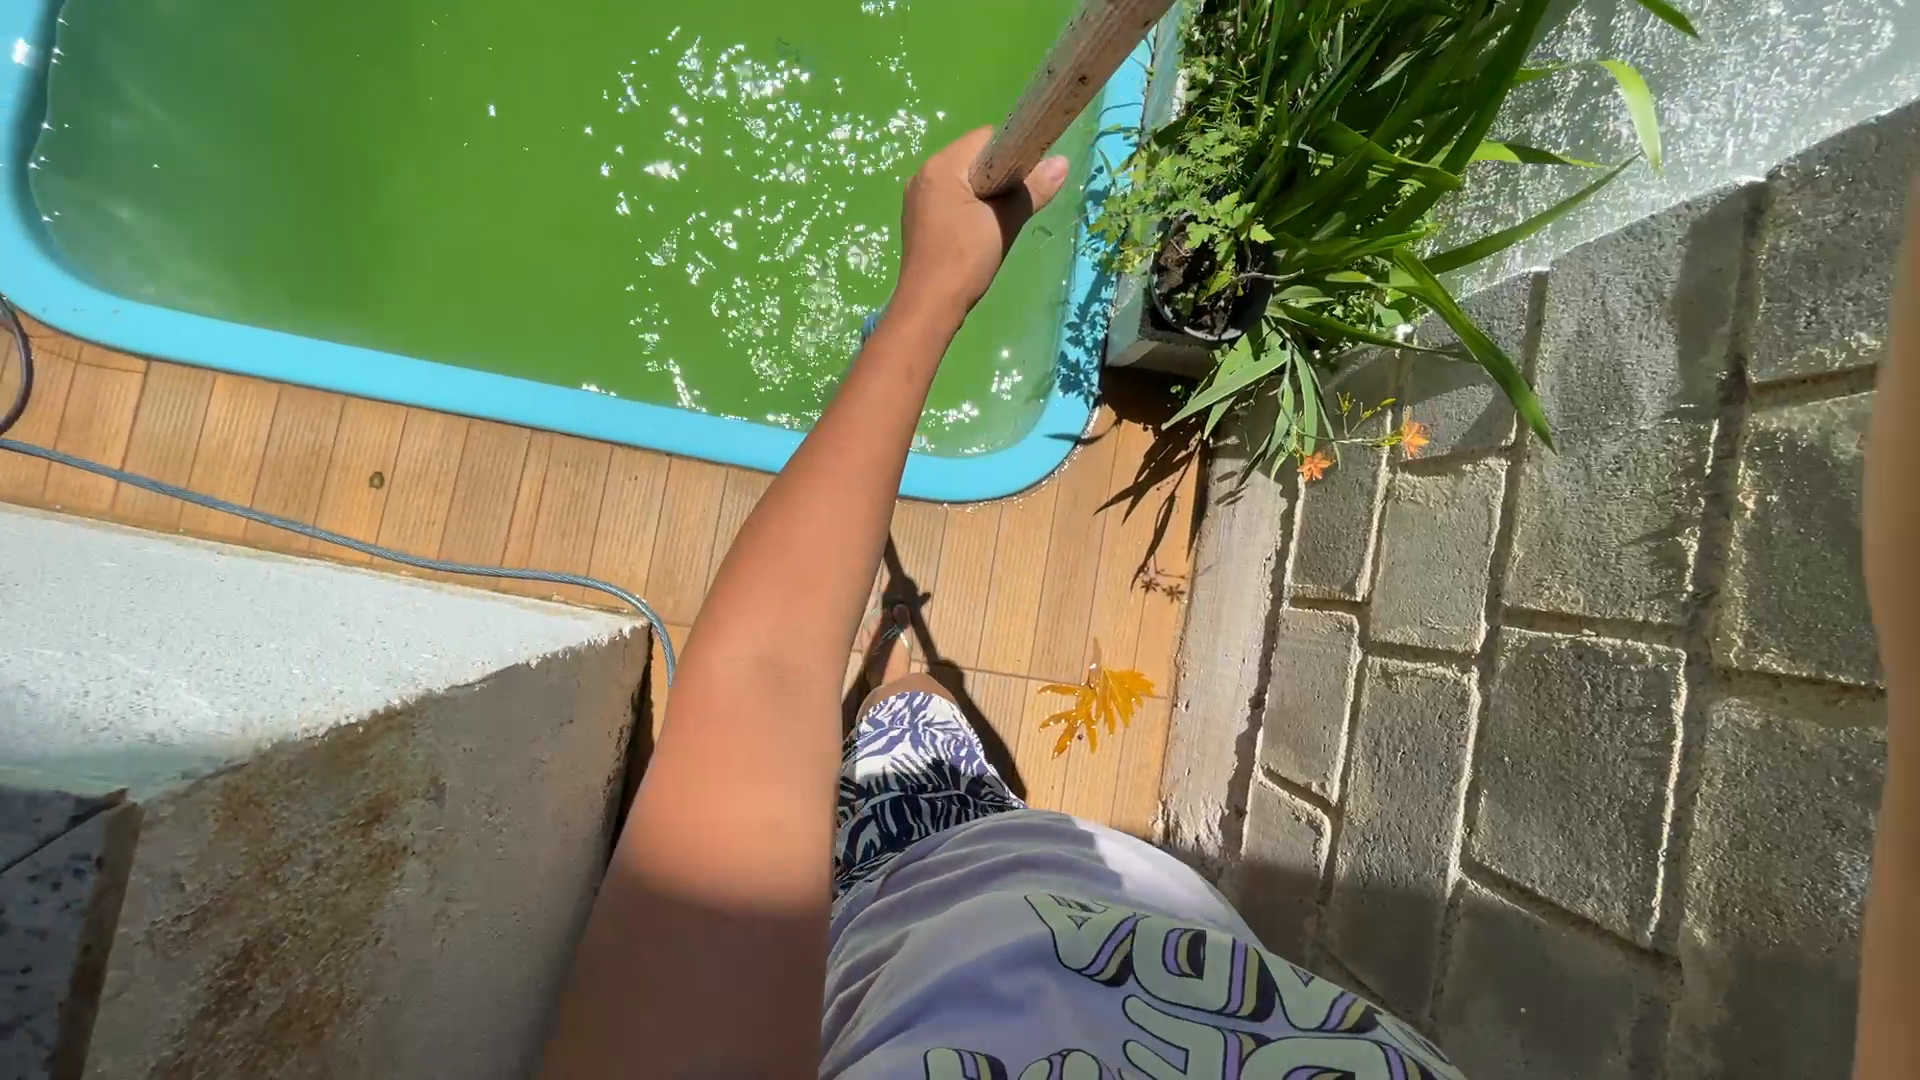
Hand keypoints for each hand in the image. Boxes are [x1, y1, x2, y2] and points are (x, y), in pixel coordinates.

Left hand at [895, 127, 1070, 317]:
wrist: (928, 307)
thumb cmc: (964, 261)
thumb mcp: (1004, 223)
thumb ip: (1032, 190)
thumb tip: (1063, 163)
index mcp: (942, 166)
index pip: (985, 138)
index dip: (1012, 152)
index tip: (1026, 179)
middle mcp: (923, 175)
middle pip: (972, 160)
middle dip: (998, 177)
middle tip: (1013, 207)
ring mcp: (916, 200)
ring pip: (961, 183)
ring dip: (984, 197)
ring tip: (997, 224)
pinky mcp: (917, 222)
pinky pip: (949, 202)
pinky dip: (968, 211)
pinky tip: (977, 235)